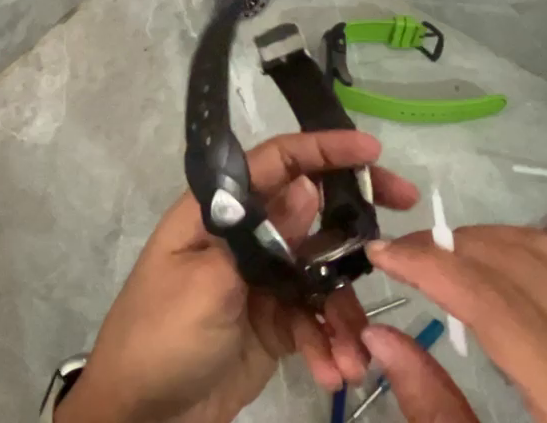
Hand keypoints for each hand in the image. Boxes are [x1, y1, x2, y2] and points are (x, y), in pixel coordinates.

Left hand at [58, 131, 417, 422]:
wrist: (142, 412)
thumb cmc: (162, 332)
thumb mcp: (210, 283)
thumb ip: (262, 237)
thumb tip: (306, 184)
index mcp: (218, 211)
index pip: (273, 163)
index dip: (321, 149)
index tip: (372, 151)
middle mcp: (243, 236)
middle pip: (309, 214)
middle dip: (356, 225)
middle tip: (405, 226)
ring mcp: (260, 280)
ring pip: (321, 277)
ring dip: (344, 314)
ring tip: (355, 355)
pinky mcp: (273, 322)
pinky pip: (315, 321)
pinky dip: (330, 344)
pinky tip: (335, 372)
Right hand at [359, 226, 546, 422]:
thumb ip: (437, 415)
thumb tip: (380, 335)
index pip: (498, 307)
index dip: (431, 267)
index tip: (379, 253)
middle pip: (523, 266)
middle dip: (448, 246)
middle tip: (396, 254)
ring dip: (480, 242)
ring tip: (431, 256)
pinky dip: (515, 258)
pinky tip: (480, 274)